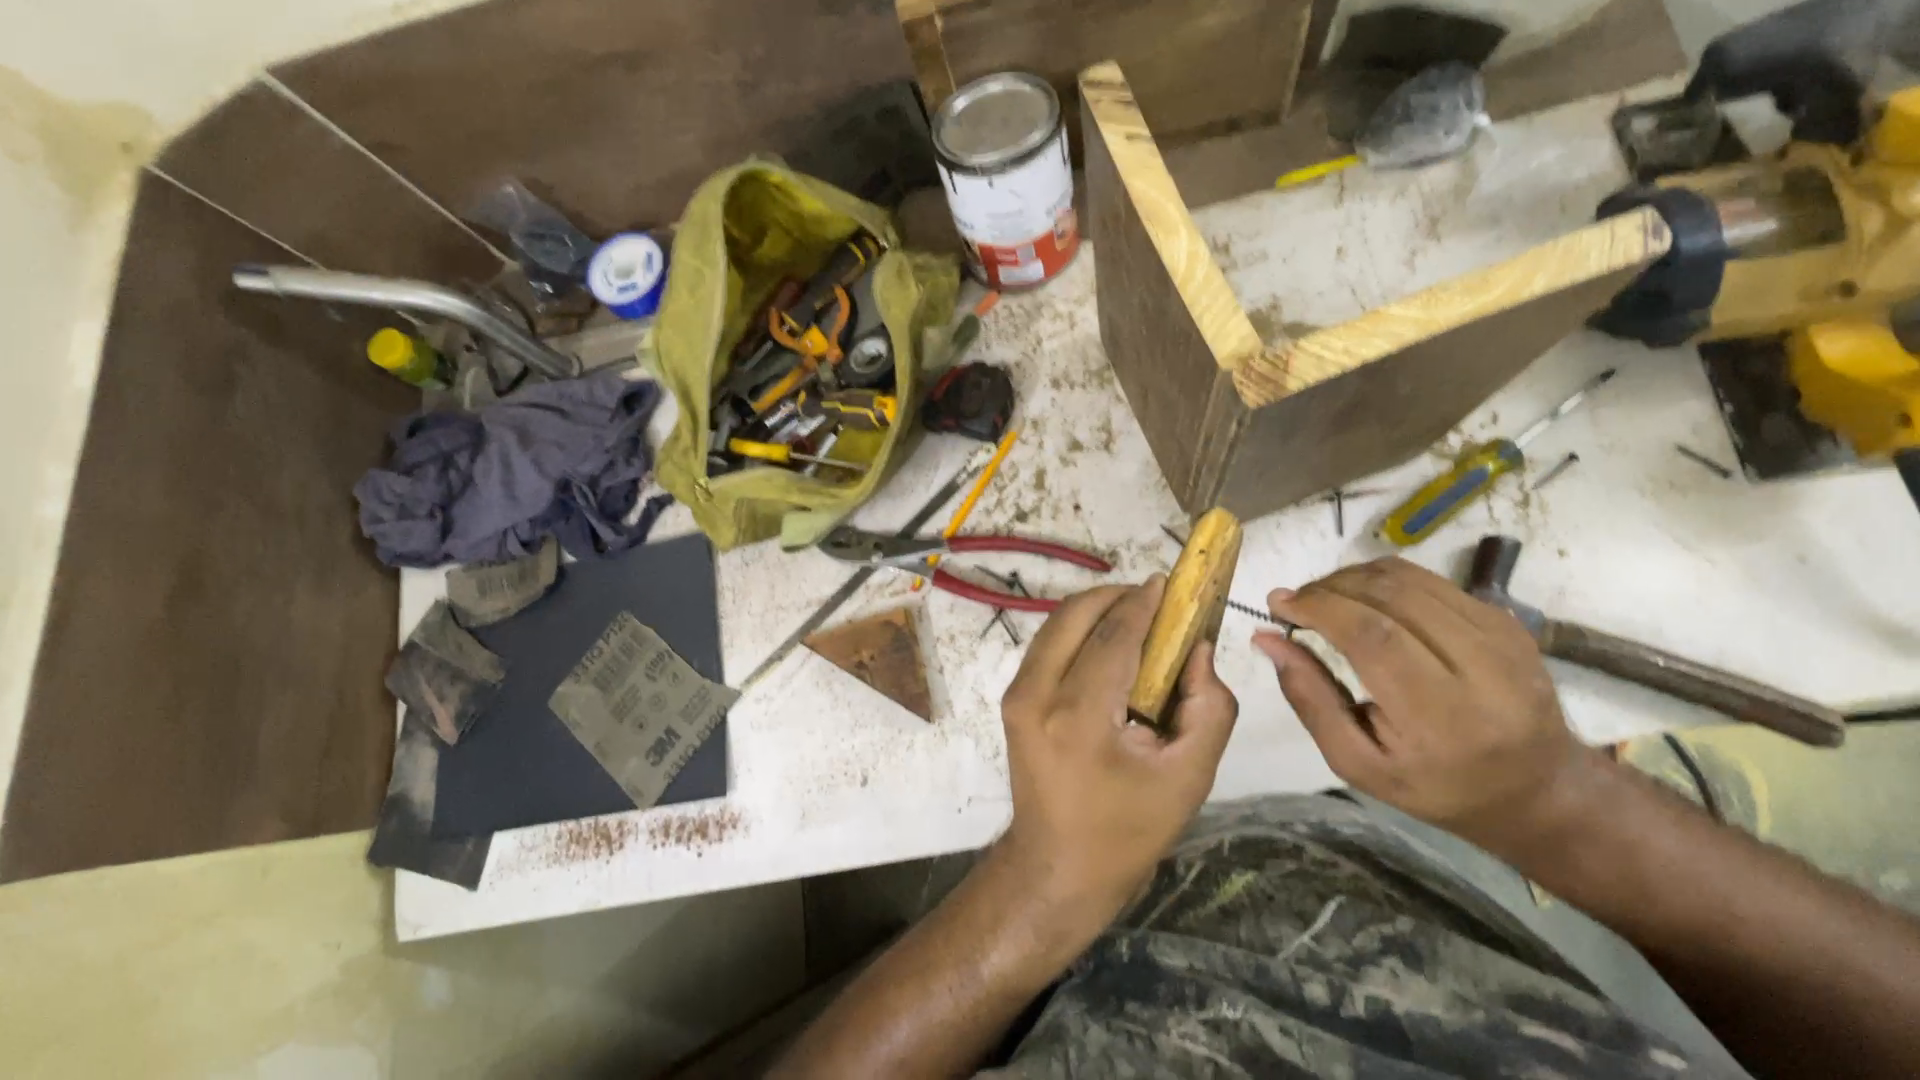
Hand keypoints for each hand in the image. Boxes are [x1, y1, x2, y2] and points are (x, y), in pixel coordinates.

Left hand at [996, 577, 1238, 926]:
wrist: (1058, 866)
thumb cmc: (1128, 829)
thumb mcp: (1189, 777)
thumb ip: (1209, 707)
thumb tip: (1198, 647)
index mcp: (1078, 717)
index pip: (1114, 635)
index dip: (1146, 603)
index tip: (1172, 584)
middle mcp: (1036, 696)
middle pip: (1076, 615)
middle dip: (1119, 596)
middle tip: (1158, 601)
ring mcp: (1016, 696)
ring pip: (1056, 624)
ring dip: (1097, 610)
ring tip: (1140, 618)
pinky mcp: (1012, 701)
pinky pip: (1048, 645)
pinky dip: (1079, 630)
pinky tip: (1112, 643)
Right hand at [1253, 558, 1605, 849]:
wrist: (1535, 788)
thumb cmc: (1434, 785)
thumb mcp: (1358, 762)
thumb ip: (1311, 700)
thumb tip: (1268, 640)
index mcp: (1441, 718)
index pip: (1373, 636)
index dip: (1320, 608)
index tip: (1279, 603)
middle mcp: (1481, 669)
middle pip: (1391, 597)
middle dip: (1330, 587)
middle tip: (1296, 600)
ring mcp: (1502, 639)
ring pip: (1412, 580)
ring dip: (1354, 577)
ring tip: (1325, 597)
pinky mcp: (1510, 622)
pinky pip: (1434, 583)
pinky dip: (1388, 582)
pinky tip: (1367, 602)